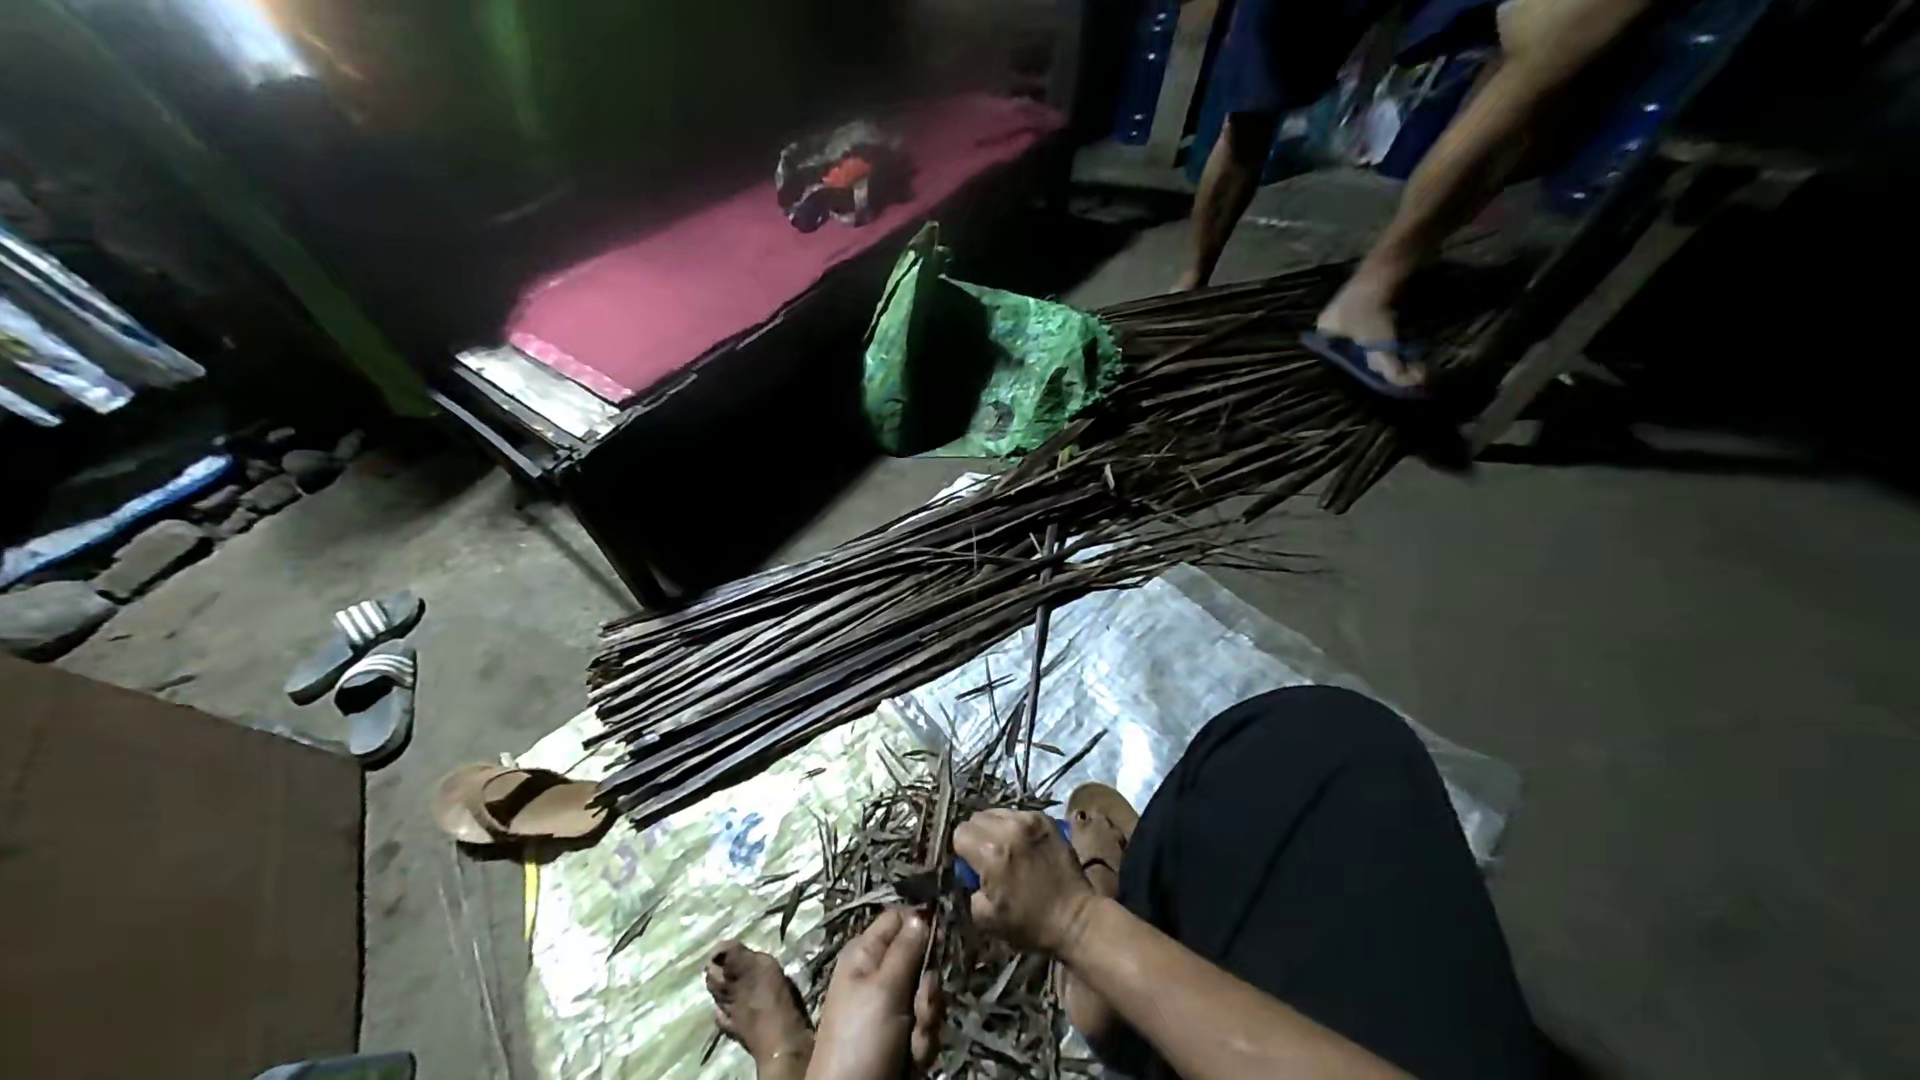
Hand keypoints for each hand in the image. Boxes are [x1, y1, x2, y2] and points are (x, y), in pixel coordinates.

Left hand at [807, 908, 941, 1079]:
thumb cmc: (861, 1039)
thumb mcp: (884, 989)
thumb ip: (907, 948)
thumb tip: (923, 910)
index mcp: (866, 953)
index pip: (900, 917)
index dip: (922, 923)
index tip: (944, 934)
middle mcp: (879, 974)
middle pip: (921, 958)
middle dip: (928, 986)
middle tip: (922, 1005)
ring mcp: (891, 1006)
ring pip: (928, 995)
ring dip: (928, 1019)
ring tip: (914, 1041)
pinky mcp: (902, 1036)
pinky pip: (926, 1026)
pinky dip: (924, 1043)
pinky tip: (913, 1058)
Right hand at [953, 809, 1096, 953]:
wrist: (1075, 918)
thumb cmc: (1030, 923)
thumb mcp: (985, 918)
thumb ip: (968, 889)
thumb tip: (968, 873)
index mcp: (991, 853)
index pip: (960, 833)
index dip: (963, 851)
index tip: (973, 866)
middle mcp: (1008, 829)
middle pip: (976, 818)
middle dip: (977, 836)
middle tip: (990, 858)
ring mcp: (1030, 820)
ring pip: (997, 812)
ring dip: (996, 828)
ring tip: (1009, 849)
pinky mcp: (1046, 819)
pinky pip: (1019, 814)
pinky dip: (1016, 826)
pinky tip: (1025, 845)